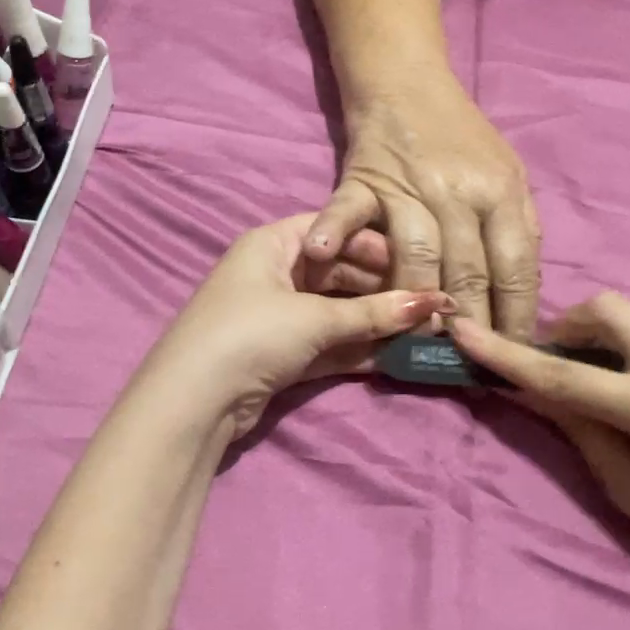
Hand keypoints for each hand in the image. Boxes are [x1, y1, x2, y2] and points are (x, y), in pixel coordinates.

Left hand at [141, 215, 453, 436]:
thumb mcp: (314, 317)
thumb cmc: (251, 334)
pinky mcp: (281, 355)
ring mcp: (277, 316)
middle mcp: (273, 273)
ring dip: (375, 323)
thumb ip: (374, 312)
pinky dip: (357, 349)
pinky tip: (397, 356)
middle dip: (383, 289)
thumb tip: (433, 303)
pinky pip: (328, 344)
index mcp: (271, 244)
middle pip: (338, 273)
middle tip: (432, 303)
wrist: (195, 400)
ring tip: (425, 331)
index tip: (418, 258)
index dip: (374, 242)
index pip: (331, 230)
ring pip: (336, 312)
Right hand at [305, 74, 539, 338]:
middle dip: (468, 326)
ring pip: (415, 252)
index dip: (514, 319)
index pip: (514, 268)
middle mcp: (459, 190)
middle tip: (465, 371)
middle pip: (467, 270)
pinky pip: (348, 208)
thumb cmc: (460, 135)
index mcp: (501, 192)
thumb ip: (516, 227)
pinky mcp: (362, 176)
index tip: (512, 359)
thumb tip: (522, 295)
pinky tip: (320, 256)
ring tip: (414, 344)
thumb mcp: (507, 173)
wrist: (406, 81)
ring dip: (414, 302)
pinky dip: (333, 231)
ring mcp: (407, 184)